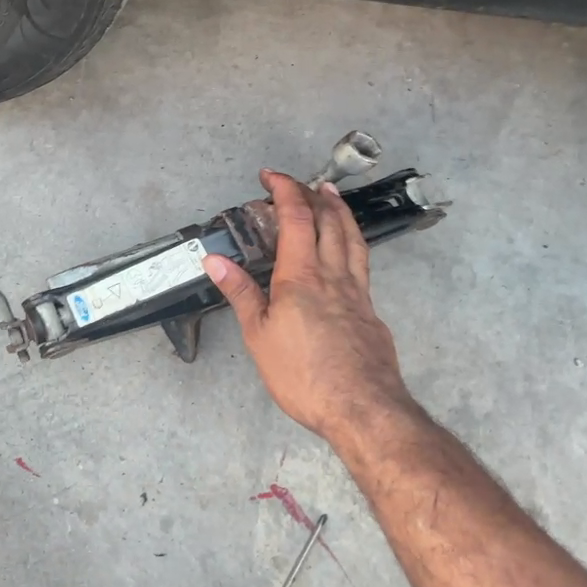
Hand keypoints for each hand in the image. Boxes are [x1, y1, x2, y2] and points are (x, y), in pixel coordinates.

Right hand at [203, 171, 415, 443]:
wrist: (364, 410)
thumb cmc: (302, 374)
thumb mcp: (258, 335)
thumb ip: (240, 292)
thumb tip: (214, 260)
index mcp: (301, 276)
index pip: (296, 218)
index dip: (285, 190)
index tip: (270, 176)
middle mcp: (333, 276)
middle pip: (331, 222)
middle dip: (315, 195)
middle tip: (302, 182)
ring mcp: (358, 294)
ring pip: (353, 240)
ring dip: (341, 213)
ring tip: (333, 197)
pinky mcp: (371, 315)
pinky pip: (361, 266)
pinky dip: (351, 246)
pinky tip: (345, 257)